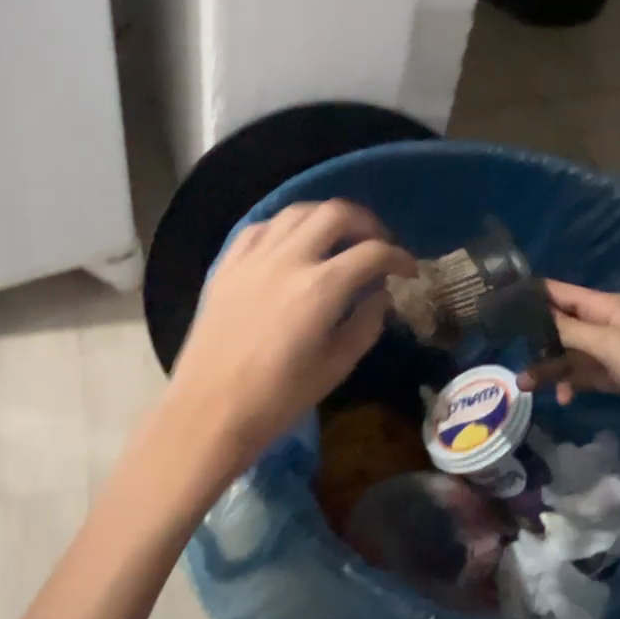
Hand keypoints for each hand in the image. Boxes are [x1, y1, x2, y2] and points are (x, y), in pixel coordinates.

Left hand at [163, 200, 416, 469]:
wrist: (210, 408)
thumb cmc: (278, 398)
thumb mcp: (335, 367)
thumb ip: (365, 324)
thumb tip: (381, 296)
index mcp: (321, 288)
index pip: (372, 253)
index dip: (399, 257)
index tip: (409, 270)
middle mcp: (288, 259)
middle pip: (335, 213)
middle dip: (365, 222)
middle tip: (377, 243)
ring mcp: (253, 257)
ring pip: (295, 211)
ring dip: (324, 216)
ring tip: (337, 237)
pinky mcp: (227, 263)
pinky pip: (260, 226)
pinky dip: (284, 227)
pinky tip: (291, 244)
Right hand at [519, 280, 619, 466]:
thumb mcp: (609, 347)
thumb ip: (567, 330)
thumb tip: (526, 313)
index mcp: (607, 307)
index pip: (556, 292)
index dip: (526, 295)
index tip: (492, 305)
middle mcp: (607, 324)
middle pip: (558, 323)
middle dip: (532, 337)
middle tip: (503, 352)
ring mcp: (614, 352)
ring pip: (568, 352)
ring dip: (548, 366)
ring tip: (525, 385)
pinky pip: (583, 374)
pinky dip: (570, 383)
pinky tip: (561, 399)